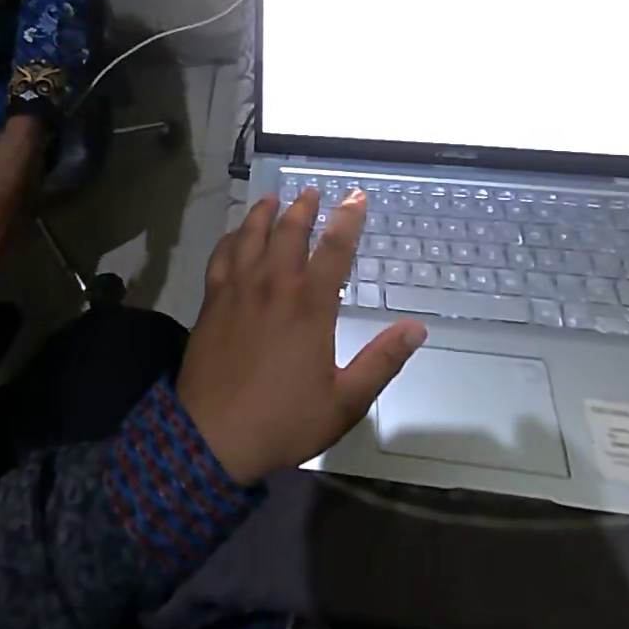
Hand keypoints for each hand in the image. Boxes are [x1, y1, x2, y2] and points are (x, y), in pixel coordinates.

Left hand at [177, 188, 426, 484]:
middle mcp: (273, 286)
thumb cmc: (283, 420)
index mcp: (309, 306)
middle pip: (289, 232)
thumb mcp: (344, 401)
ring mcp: (238, 290)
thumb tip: (416, 329)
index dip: (348, 218)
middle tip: (312, 190)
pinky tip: (236, 233)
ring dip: (264, 213)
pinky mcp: (212, 301)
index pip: (334, 249)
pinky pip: (221, 256)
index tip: (356, 196)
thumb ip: (381, 361)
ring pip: (251, 236)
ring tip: (273, 198)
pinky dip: (231, 237)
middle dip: (303, 207)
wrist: (212, 437)